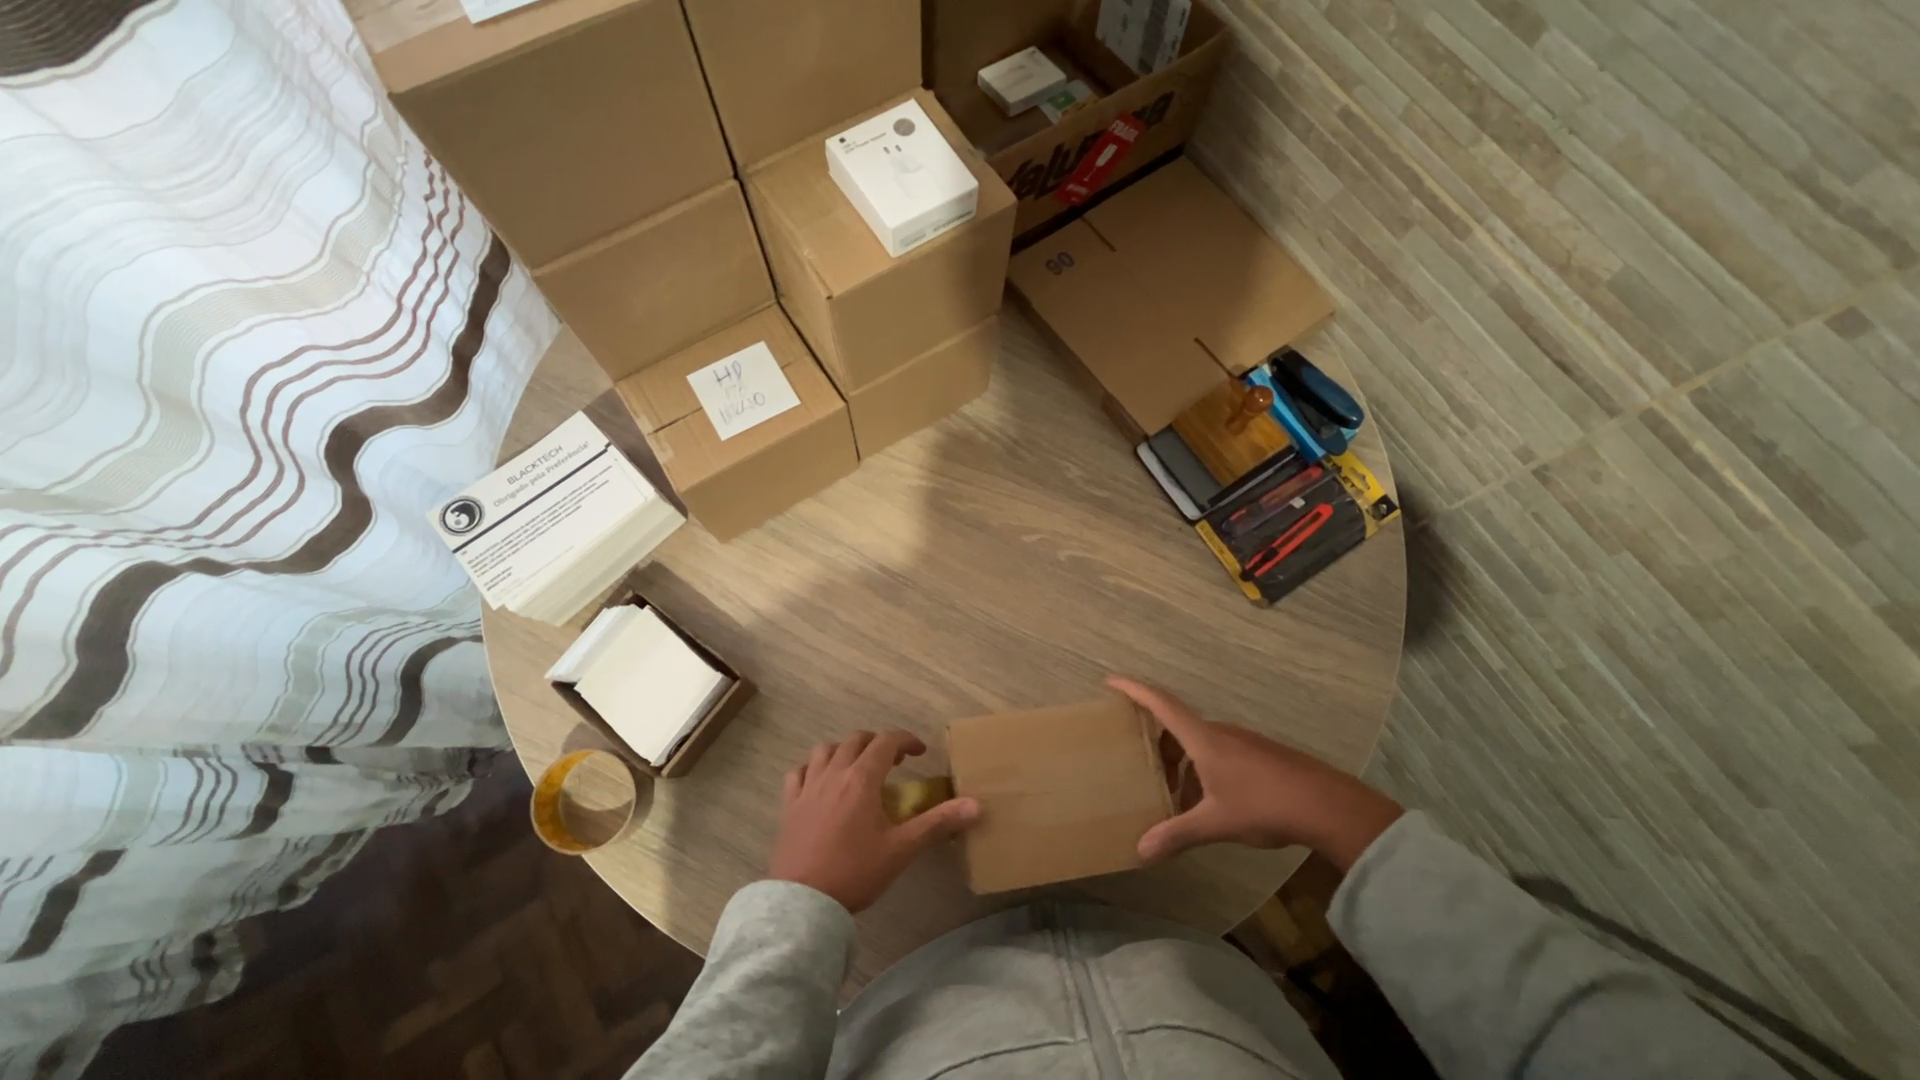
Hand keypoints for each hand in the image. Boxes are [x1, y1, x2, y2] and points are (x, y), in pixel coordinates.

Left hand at [769, 730, 980, 912]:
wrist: (805, 901)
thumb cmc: (856, 872)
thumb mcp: (902, 848)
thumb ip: (938, 823)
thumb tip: (976, 805)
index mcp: (862, 779)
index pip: (886, 742)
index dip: (906, 740)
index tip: (920, 752)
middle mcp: (833, 774)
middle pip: (856, 740)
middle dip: (878, 744)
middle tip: (894, 763)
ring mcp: (807, 787)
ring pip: (824, 750)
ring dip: (845, 751)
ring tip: (857, 768)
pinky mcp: (789, 804)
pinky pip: (799, 772)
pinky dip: (813, 768)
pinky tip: (821, 783)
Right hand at [1109, 677, 1403, 870]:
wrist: (1327, 805)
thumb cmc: (1263, 804)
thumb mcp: (1214, 823)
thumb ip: (1176, 835)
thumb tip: (1141, 852)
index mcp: (1203, 739)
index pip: (1161, 704)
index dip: (1134, 690)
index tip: (1111, 681)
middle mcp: (1221, 733)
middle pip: (1178, 726)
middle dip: (1156, 743)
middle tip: (1140, 763)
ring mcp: (1244, 743)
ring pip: (1200, 743)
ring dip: (1182, 762)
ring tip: (1172, 795)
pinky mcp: (1261, 756)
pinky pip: (1220, 754)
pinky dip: (1203, 770)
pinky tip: (1208, 803)